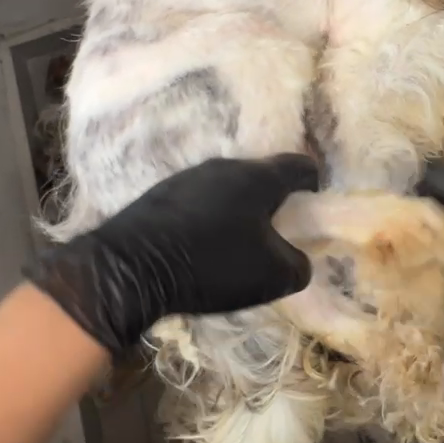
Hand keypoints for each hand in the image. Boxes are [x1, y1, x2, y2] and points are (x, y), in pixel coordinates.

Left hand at [26, 155, 319, 353]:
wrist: (130, 268)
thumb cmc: (212, 263)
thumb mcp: (271, 276)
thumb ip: (298, 265)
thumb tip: (299, 260)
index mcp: (259, 178)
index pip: (301, 166)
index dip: (314, 185)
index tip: (312, 207)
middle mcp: (226, 166)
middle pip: (263, 175)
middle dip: (275, 200)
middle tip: (277, 232)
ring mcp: (190, 176)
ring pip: (230, 186)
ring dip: (240, 208)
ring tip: (238, 242)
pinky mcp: (162, 193)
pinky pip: (200, 198)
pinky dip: (210, 216)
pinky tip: (202, 244)